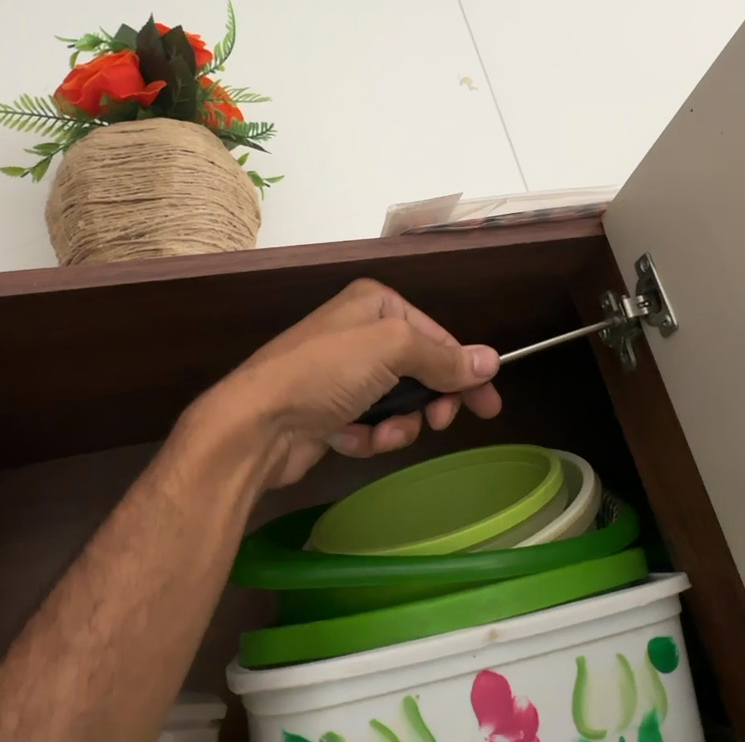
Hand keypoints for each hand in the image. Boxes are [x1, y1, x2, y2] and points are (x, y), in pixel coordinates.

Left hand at [208, 279, 501, 488]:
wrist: (254, 425)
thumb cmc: (325, 372)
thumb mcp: (393, 351)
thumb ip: (444, 357)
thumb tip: (490, 361)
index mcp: (376, 304)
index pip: (437, 337)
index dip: (464, 371)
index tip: (488, 405)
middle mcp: (361, 333)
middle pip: (421, 371)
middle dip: (427, 401)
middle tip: (438, 423)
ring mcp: (344, 374)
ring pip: (399, 405)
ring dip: (395, 425)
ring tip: (378, 436)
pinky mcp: (331, 411)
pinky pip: (371, 425)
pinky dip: (367, 437)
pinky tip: (347, 439)